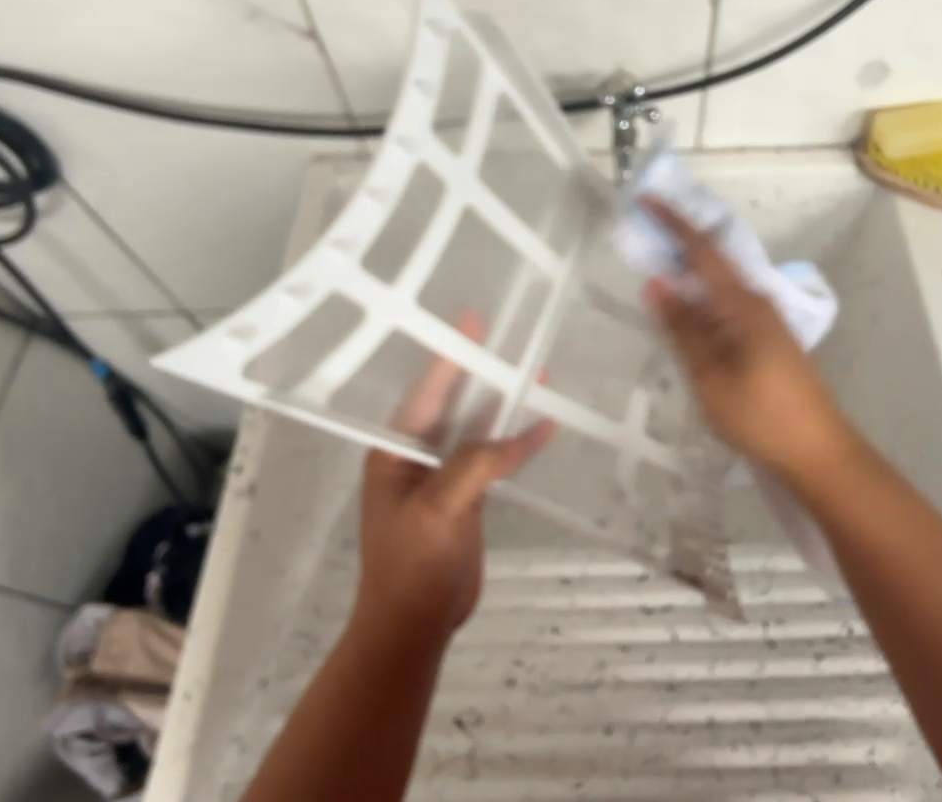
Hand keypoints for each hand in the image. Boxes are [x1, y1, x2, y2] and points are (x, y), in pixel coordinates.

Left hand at [353, 313, 553, 644]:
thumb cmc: (413, 563)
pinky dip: (517, 445)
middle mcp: (417, 456)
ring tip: (538, 373)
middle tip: (513, 340)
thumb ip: (474, 465)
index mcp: (396, 451)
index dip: (450, 357)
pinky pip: (493, 459)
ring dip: (504, 406)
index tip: (472, 320)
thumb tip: (514, 437)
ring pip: (477, 429)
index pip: (426, 393)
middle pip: (454, 404)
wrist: (415, 622)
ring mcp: (443, 477)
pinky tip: (545, 427)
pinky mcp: (466, 497)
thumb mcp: (439, 508)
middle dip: (482, 374)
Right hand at [640, 199, 861, 482]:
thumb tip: (658, 282)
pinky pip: (728, 305)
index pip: (704, 250)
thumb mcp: (711, 376)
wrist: (819, 453)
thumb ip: (684, 328)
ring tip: (657, 267)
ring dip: (691, 271)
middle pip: (714, 261)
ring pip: (721, 285)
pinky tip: (687, 312)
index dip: (674, 223)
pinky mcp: (768, 341)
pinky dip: (703, 297)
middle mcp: (757, 303)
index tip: (647, 200)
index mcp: (742, 305)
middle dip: (680, 242)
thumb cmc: (761, 416)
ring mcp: (766, 322)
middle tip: (643, 233)